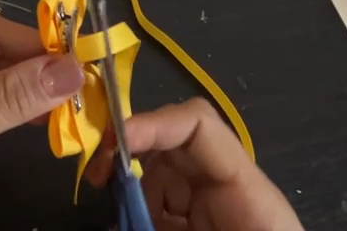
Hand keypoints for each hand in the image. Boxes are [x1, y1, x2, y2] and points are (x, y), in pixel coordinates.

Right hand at [85, 98, 303, 230]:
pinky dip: (143, 220)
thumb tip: (118, 221)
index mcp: (249, 194)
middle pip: (172, 149)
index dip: (152, 124)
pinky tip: (131, 227)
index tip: (114, 147)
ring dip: (133, 199)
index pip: (198, 127)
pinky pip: (165, 214)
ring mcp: (217, 217)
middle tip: (97, 179)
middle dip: (131, 158)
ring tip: (119, 220)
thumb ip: (161, 223)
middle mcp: (231, 195)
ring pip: (162, 183)